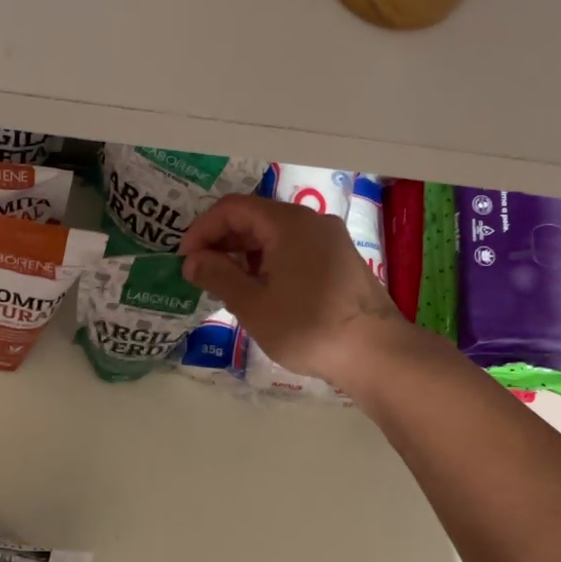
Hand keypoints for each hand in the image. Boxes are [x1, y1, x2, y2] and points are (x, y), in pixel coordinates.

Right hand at [180, 194, 405, 384]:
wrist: (376, 353)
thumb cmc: (308, 327)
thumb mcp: (253, 305)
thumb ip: (218, 276)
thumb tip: (192, 261)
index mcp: (288, 224)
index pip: (233, 208)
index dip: (202, 229)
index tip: (184, 259)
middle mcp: (310, 222)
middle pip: (254, 218)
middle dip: (221, 241)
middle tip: (199, 273)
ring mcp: (328, 240)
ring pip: (274, 235)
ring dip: (243, 254)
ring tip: (224, 285)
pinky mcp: (338, 261)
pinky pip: (293, 250)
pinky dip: (267, 262)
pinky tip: (257, 291)